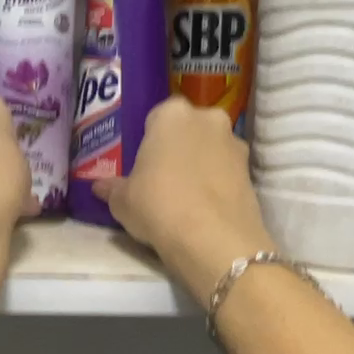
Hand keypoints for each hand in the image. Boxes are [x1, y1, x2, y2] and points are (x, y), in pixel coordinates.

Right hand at [94, 98, 273, 302]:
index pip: (157, 116)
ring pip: (211, 148)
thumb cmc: (158, 205)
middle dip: (178, 146)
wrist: (213, 239)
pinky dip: (216, 182)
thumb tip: (100, 187)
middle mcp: (208, 119)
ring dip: (200, 163)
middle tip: (162, 174)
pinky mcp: (253, 172)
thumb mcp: (122, 200)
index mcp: (171, 114)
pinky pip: (226, 171)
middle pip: (189, 128)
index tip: (143, 160)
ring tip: (184, 194)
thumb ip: (111, 188)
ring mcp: (235, 144)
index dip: (149, 138)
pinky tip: (203, 206)